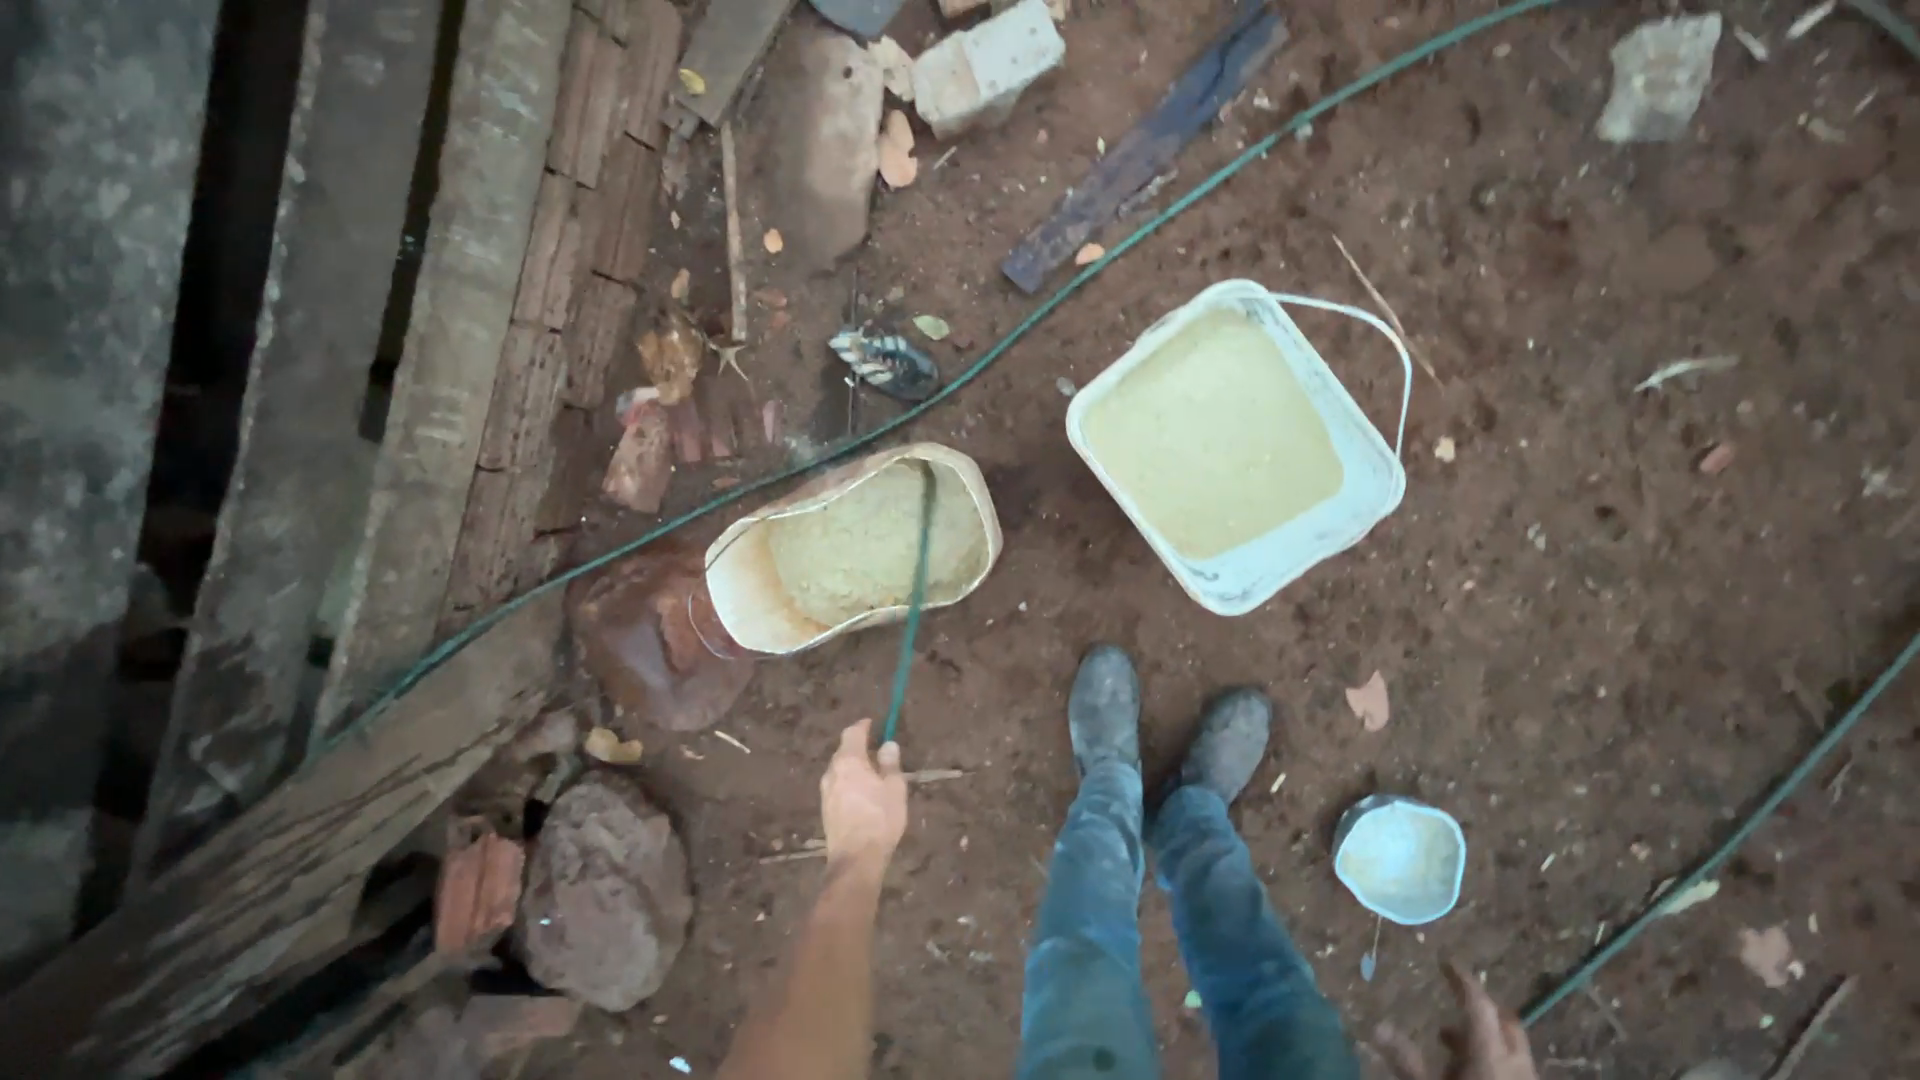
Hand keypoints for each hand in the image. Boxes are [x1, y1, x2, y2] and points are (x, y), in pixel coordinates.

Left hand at [819, 719, 907, 872]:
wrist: (856, 858)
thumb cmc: (880, 818)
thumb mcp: (894, 789)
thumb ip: (890, 764)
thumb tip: (887, 745)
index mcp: (849, 761)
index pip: (852, 733)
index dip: (863, 726)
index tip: (872, 723)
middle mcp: (832, 772)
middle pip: (843, 751)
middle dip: (859, 747)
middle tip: (876, 749)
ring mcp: (825, 791)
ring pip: (839, 769)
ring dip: (854, 766)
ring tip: (872, 772)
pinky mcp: (825, 809)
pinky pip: (838, 785)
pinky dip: (849, 781)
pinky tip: (862, 792)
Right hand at [1375, 963, 1538, 1079]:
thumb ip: (1405, 1059)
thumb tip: (1376, 1025)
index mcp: (1489, 1054)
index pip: (1478, 1004)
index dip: (1462, 980)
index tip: (1445, 963)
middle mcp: (1516, 1064)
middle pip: (1505, 1021)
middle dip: (1480, 1008)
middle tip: (1453, 1003)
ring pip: (1511, 1047)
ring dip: (1484, 1037)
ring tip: (1450, 1045)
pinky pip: (1515, 1068)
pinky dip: (1494, 1059)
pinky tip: (1471, 1074)